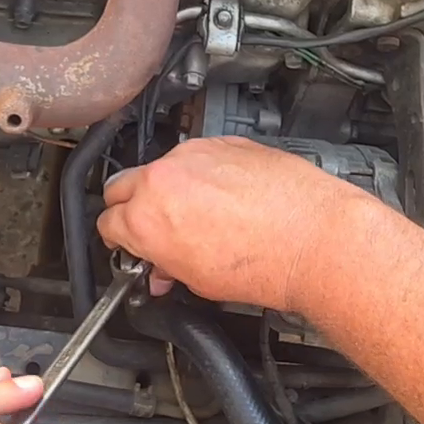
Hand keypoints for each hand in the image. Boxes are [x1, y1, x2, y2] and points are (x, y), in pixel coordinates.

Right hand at [97, 136, 390, 313]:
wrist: (315, 238)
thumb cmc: (266, 263)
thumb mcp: (200, 281)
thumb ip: (168, 268)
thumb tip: (162, 266)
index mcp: (145, 219)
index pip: (107, 223)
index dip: (120, 239)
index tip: (132, 244)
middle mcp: (162, 179)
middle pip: (120, 187)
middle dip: (131, 207)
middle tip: (154, 227)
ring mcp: (192, 155)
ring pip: (161, 168)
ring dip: (169, 188)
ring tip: (200, 213)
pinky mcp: (222, 142)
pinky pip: (198, 155)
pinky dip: (203, 172)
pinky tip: (226, 196)